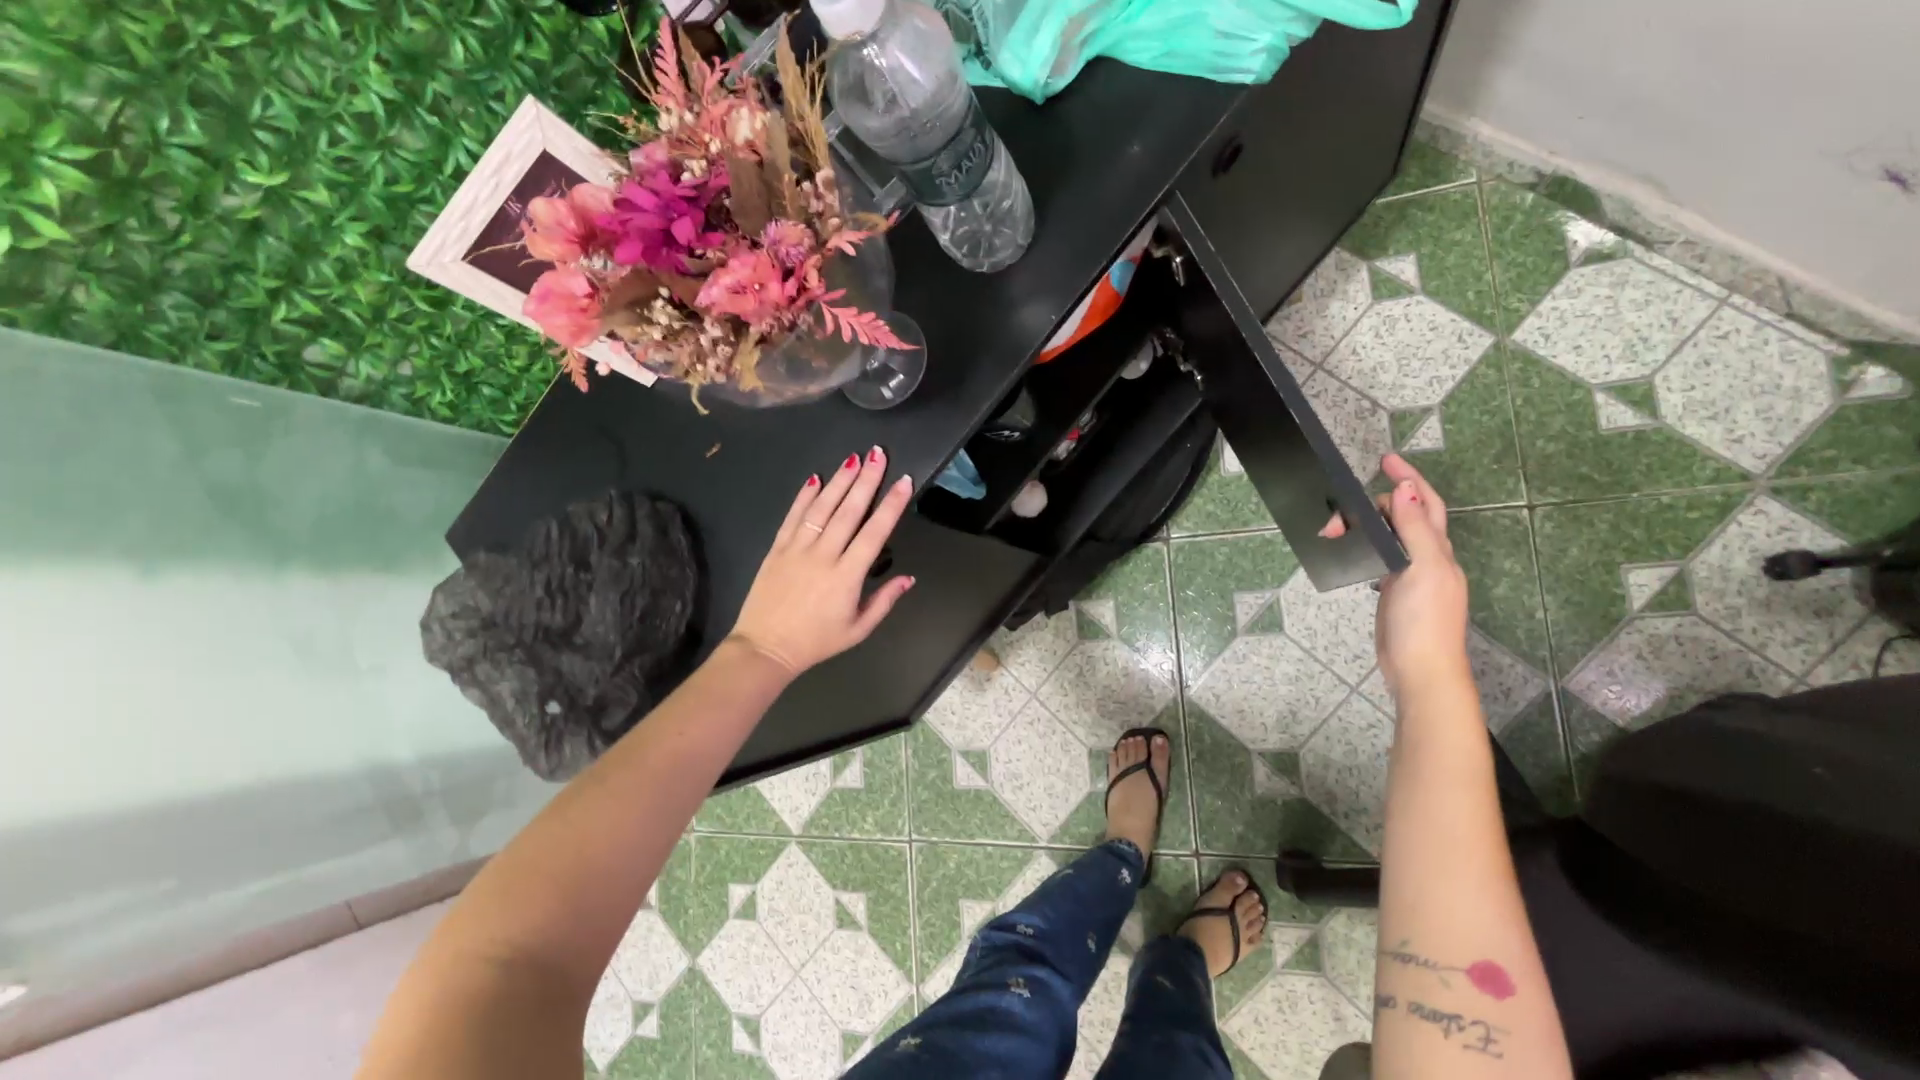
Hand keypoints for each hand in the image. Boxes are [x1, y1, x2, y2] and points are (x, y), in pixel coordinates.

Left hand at [730, 446, 915, 674]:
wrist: (765, 648)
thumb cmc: (816, 642)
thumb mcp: (858, 630)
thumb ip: (884, 601)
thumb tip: (908, 578)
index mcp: (847, 577)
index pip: (874, 533)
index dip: (890, 505)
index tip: (903, 481)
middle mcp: (823, 556)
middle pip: (849, 511)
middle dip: (866, 480)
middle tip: (878, 454)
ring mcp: (797, 550)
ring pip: (821, 508)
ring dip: (838, 481)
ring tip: (854, 458)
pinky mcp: (777, 549)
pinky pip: (793, 517)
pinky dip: (804, 497)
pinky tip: (815, 478)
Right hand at [1321, 454, 1469, 696]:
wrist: (1420, 670)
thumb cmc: (1424, 621)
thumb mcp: (1422, 569)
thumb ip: (1415, 529)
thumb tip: (1406, 490)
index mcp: (1438, 550)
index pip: (1426, 503)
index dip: (1409, 479)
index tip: (1385, 460)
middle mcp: (1429, 559)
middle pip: (1405, 517)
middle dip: (1375, 504)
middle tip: (1339, 512)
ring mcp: (1412, 577)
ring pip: (1391, 537)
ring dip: (1368, 524)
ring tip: (1337, 528)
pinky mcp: (1396, 593)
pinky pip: (1382, 558)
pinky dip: (1367, 546)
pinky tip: (1353, 552)